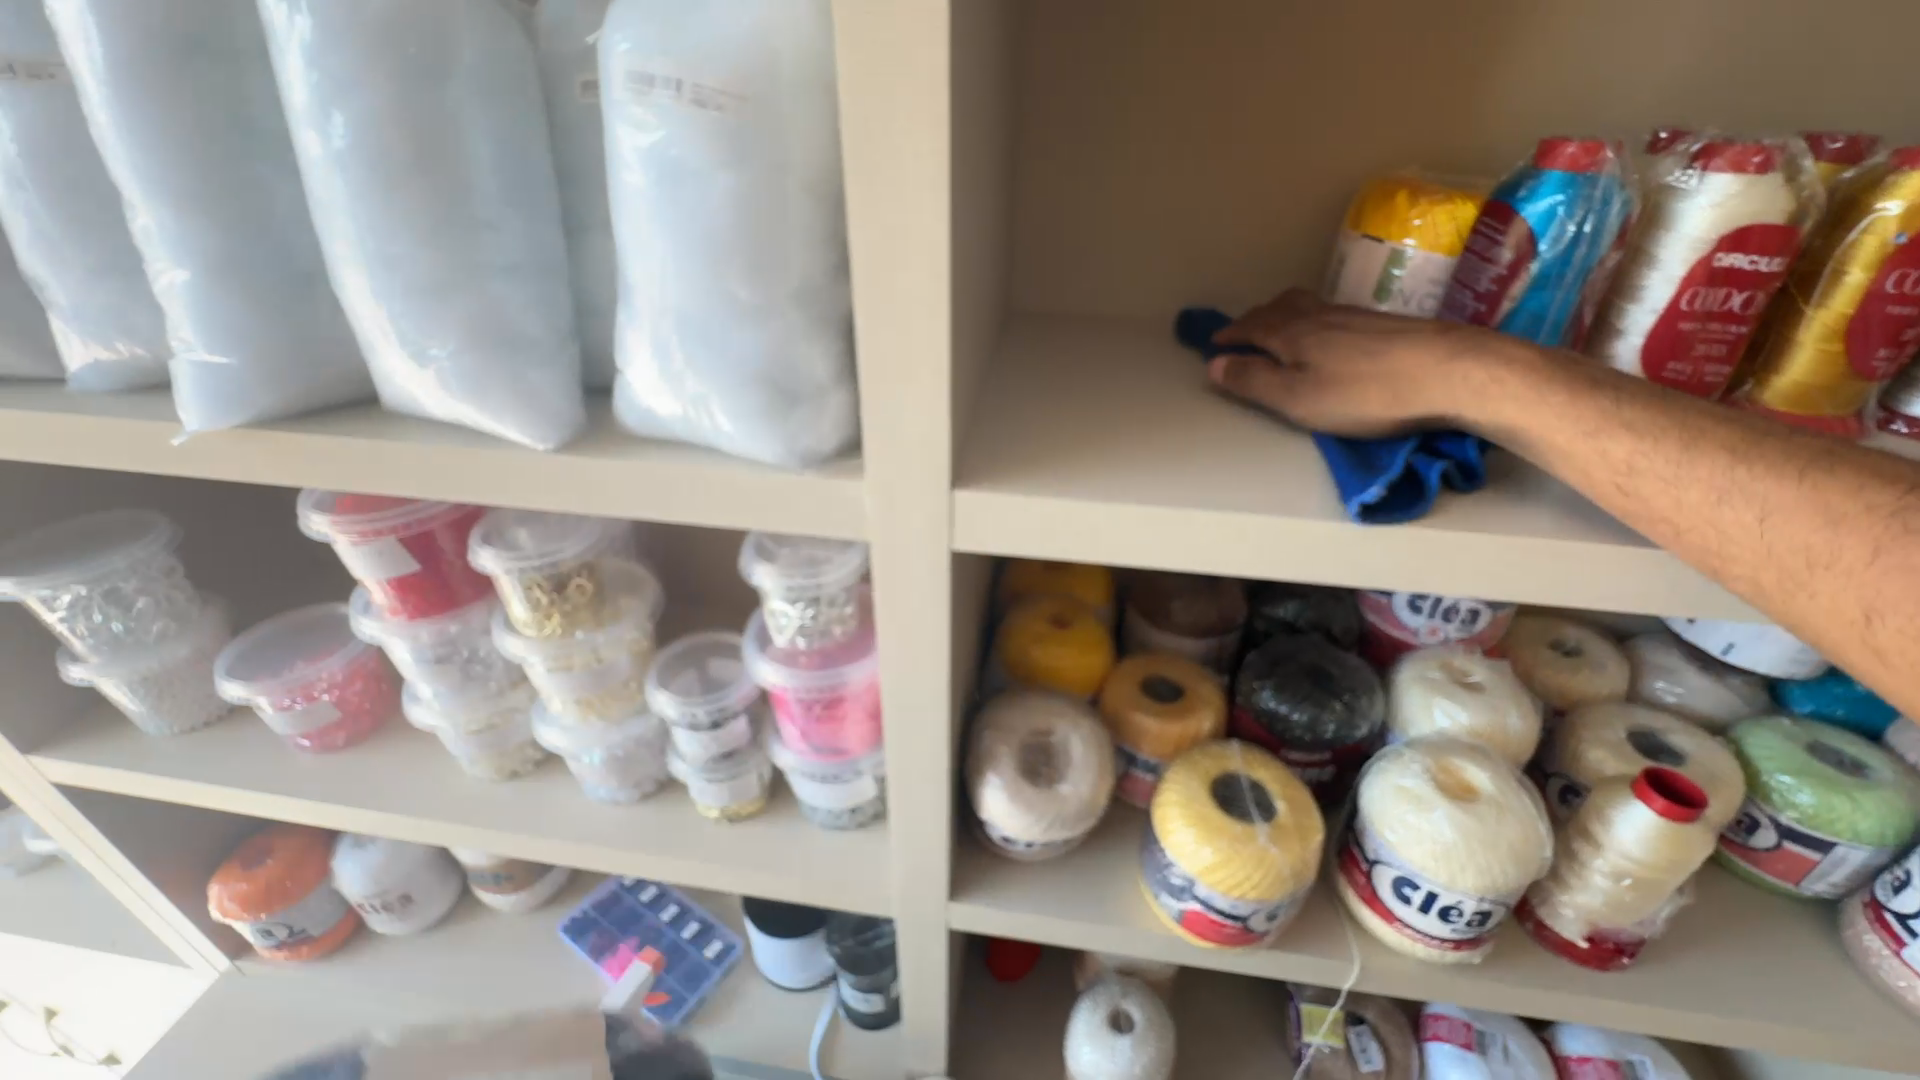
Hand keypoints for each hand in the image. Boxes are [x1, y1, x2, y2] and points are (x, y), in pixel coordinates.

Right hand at [1207, 288, 1533, 437]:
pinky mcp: (1383, 325)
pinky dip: (1313, 322)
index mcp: (1292, 332)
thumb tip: (1213, 363)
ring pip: (1307, 307)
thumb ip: (1252, 381)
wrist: (1452, 372)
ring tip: (1278, 332)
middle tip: (1242, 334)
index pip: (1250, 326)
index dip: (1230, 335)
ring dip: (1284, 316)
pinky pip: (1332, 314)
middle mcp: (1319, 315)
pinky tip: (1326, 338)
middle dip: (1255, 319)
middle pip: (1279, 306)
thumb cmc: (1364, 393)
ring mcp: (1354, 316)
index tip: (1213, 344)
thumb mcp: (1296, 398)